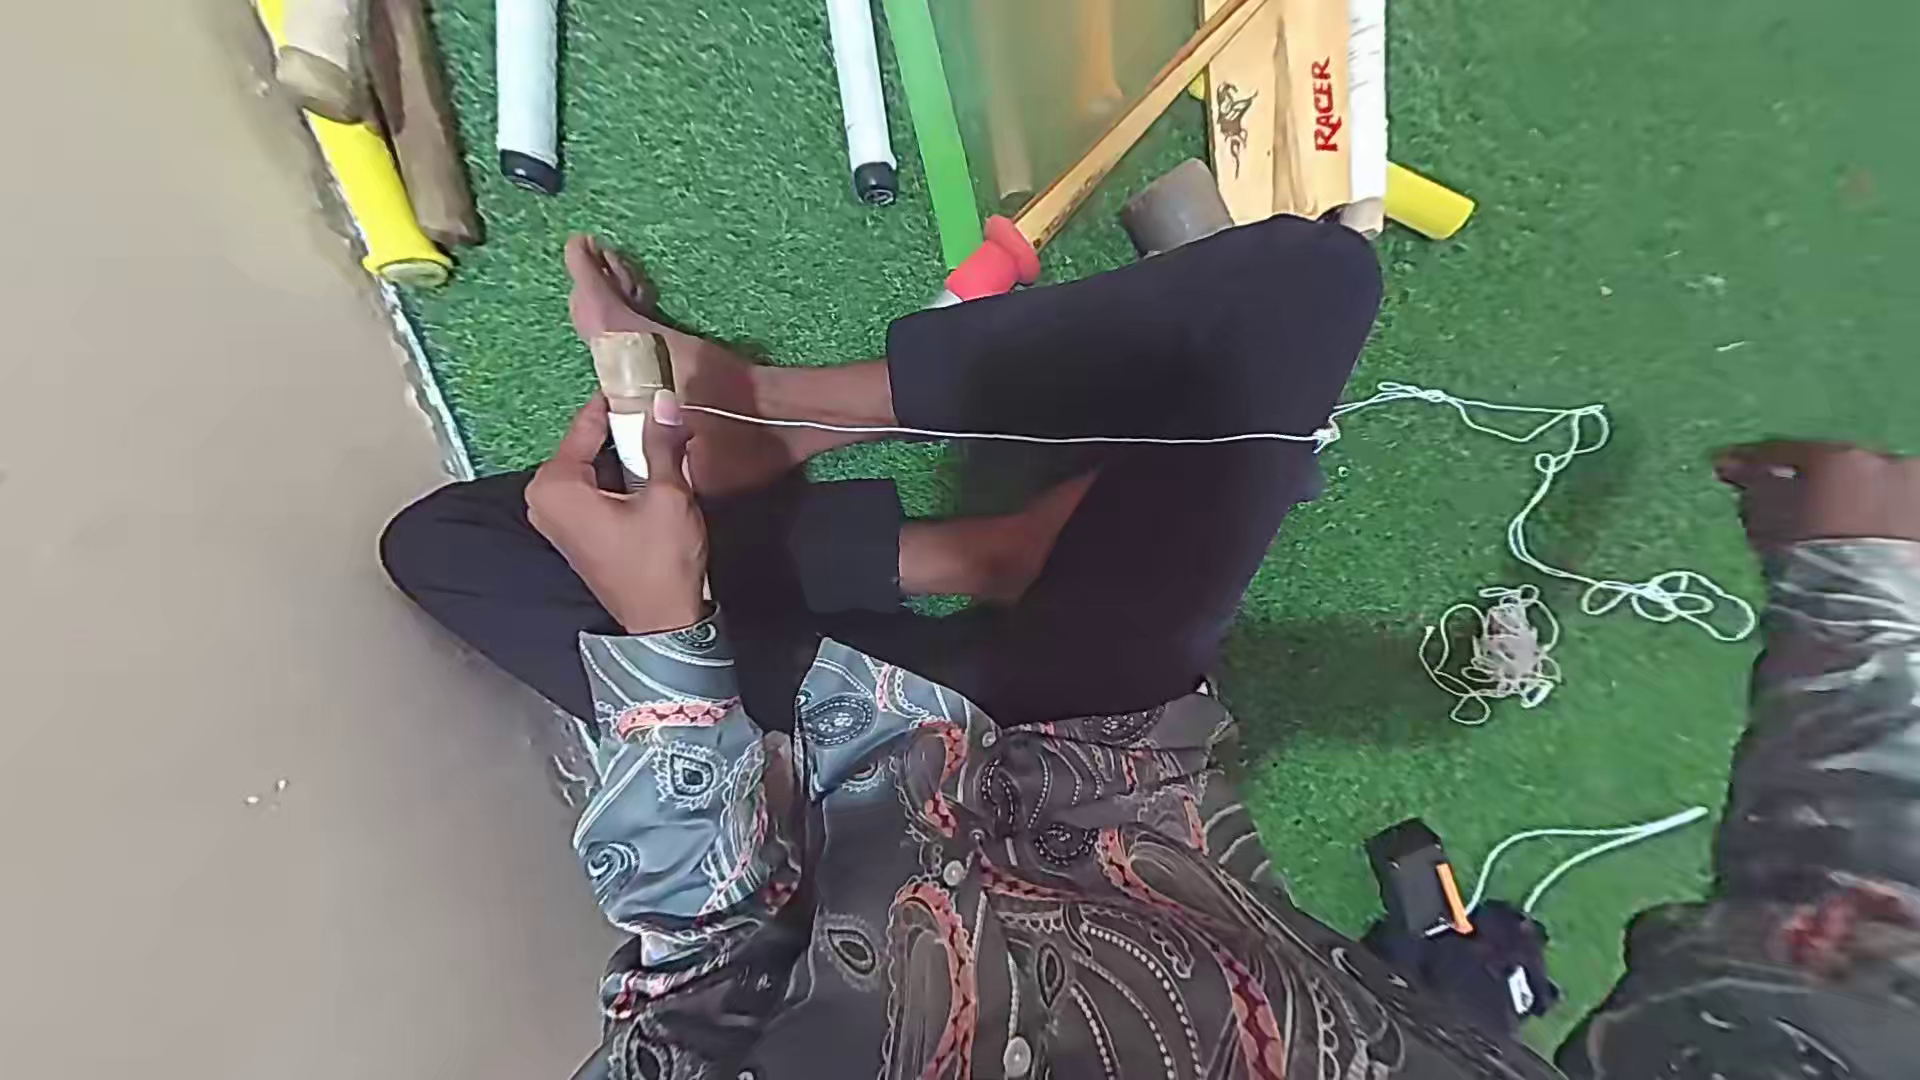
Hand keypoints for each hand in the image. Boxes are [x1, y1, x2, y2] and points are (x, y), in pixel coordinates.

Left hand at [527, 391, 708, 633]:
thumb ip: (662, 445)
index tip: (645, 382)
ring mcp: (556, 519)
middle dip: (626, 432)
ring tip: (667, 444)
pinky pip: (595, 490)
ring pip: (594, 469)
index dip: (619, 403)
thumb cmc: (661, 558)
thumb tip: (664, 401)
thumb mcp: (669, 496)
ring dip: (628, 457)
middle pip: (587, 447)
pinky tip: (654, 475)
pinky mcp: (574, 533)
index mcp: (555, 485)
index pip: (585, 425)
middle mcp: (543, 498)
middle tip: (665, 418)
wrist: (662, 619)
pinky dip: (621, 479)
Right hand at [1715, 440, 1919, 549]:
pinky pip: (1885, 499)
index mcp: (1838, 455)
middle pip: (1833, 461)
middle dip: (1806, 473)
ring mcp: (1916, 485)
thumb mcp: (1759, 505)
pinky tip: (1843, 519)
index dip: (1747, 457)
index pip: (1782, 449)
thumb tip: (1732, 462)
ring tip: (1816, 507)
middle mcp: (1888, 459)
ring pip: (1864, 478)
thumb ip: (1750, 477)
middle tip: (1779, 486)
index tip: (1724, 465)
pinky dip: (1863, 504)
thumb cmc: (1800, 538)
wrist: (1860, 582)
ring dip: (1840, 488)